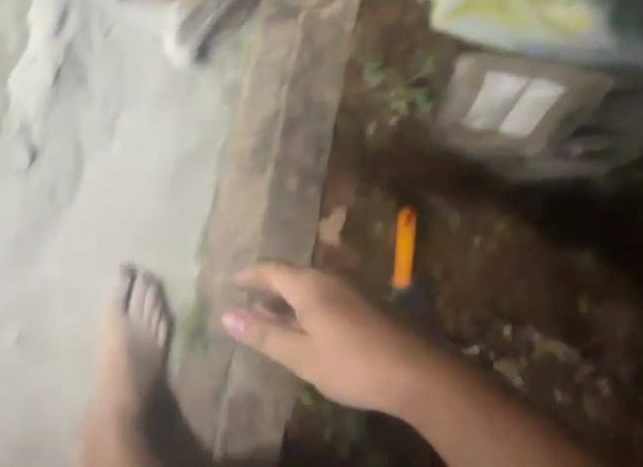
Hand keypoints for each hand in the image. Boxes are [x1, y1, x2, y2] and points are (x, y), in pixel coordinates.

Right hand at [220, 263, 437, 416]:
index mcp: (308, 285)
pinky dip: (307, 305)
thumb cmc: (352, 363)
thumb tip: (226, 315)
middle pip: (291, 275)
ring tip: (274, 317)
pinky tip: (309, 328)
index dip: (249, 276)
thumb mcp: (301, 355)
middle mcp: (328, 278)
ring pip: (310, 286)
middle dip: (268, 288)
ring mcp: (350, 290)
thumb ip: (264, 335)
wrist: (416, 372)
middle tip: (248, 303)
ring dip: (288, 298)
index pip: (270, 270)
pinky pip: (325, 295)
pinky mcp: (366, 305)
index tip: (232, 282)